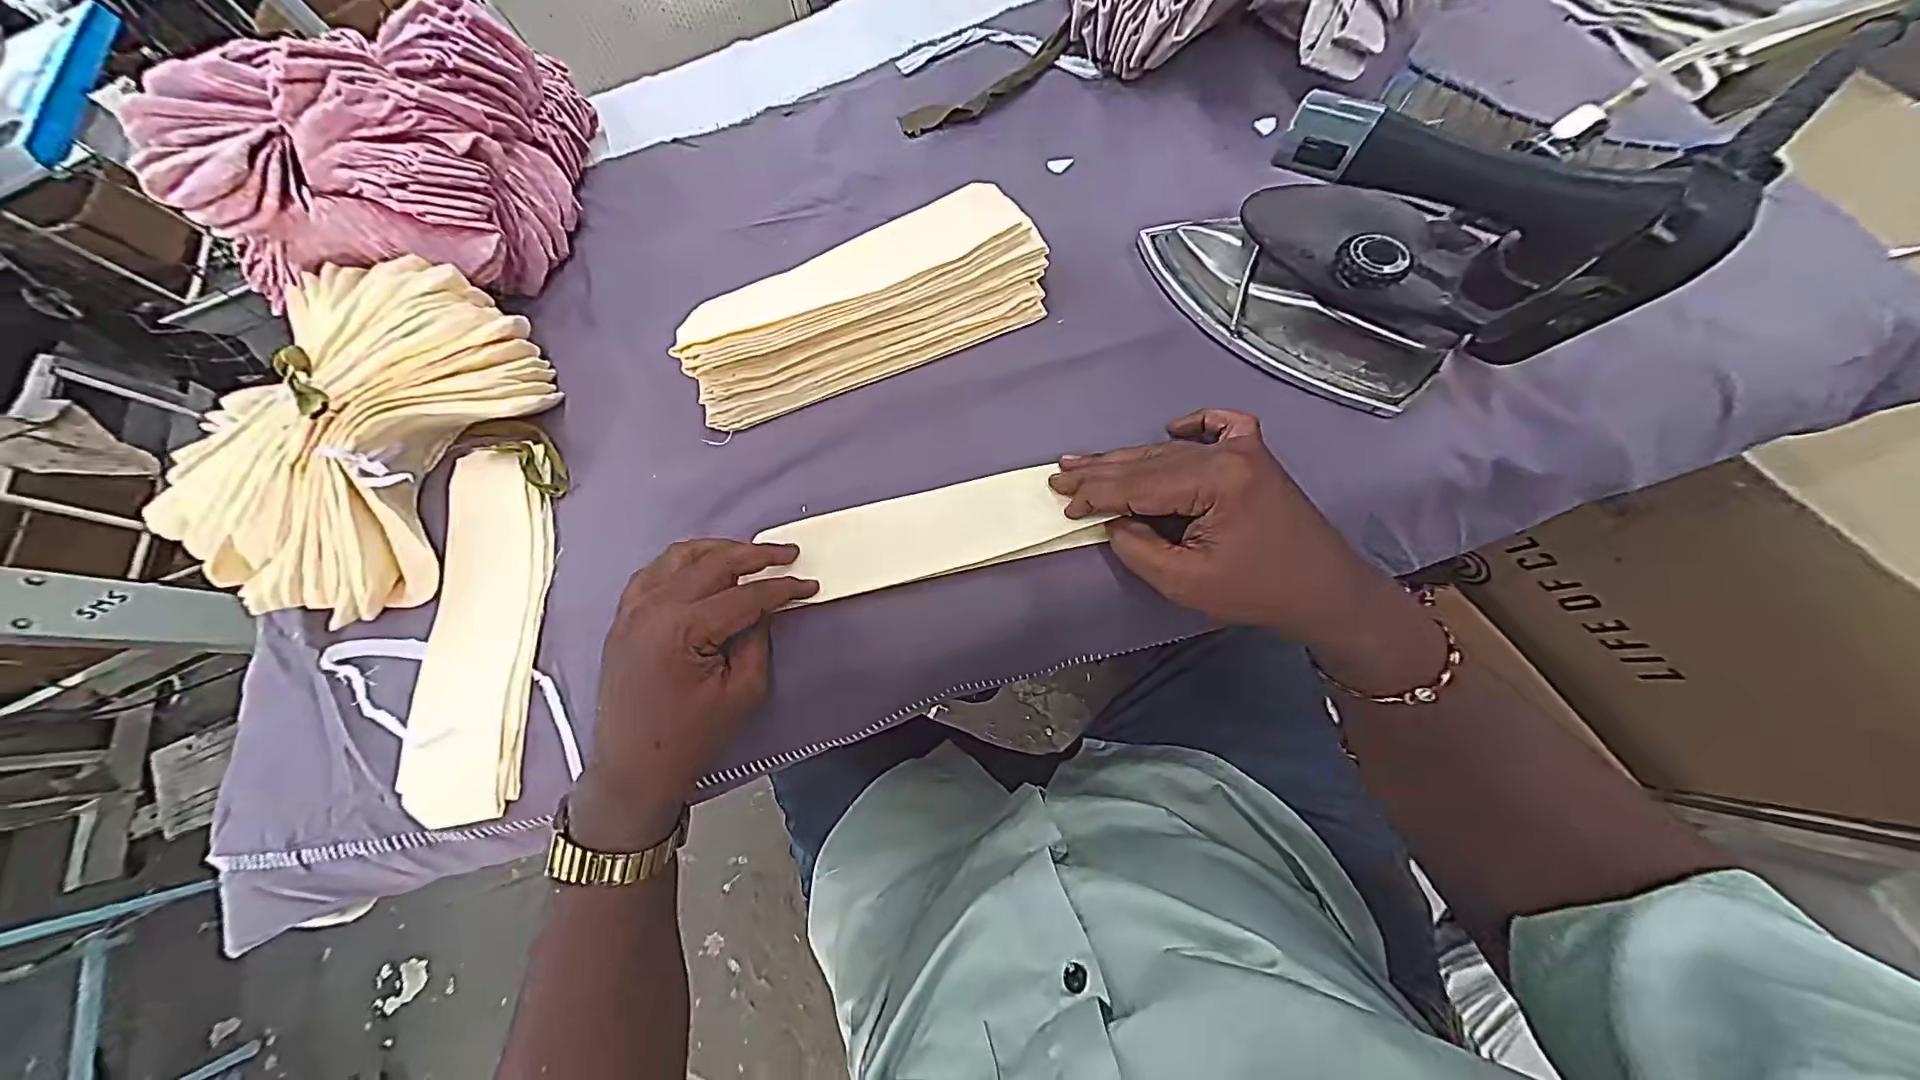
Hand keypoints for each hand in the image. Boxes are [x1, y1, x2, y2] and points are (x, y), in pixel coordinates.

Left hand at [568, 540, 816, 848]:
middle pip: (712, 564)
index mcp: (680, 629)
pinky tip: (704, 566)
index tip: (807, 584)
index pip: (744, 595)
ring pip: (679, 557)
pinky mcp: (623, 617)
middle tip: (787, 554)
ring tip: (750, 553)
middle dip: (755, 555)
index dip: (781, 588)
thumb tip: (767, 607)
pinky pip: (655, 572)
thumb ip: (758, 639)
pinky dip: (684, 561)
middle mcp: (651, 609)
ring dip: (719, 550)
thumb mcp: (742, 691)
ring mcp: (631, 610)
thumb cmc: (689, 737)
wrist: (633, 768)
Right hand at [1050, 409, 1439, 684]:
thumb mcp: (1185, 582)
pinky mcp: (1257, 460)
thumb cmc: (1258, 593)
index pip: (1139, 483)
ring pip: (1172, 450)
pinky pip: (1223, 428)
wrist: (1326, 592)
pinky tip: (1174, 426)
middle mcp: (1229, 455)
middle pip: (1150, 461)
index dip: (1096, 495)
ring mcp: (1246, 452)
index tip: (1064, 503)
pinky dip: (1197, 425)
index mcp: (1216, 481)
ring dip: (1129, 458)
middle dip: (1101, 472)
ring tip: (1087, 461)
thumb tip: (1115, 521)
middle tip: (1060, 474)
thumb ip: (1139, 547)